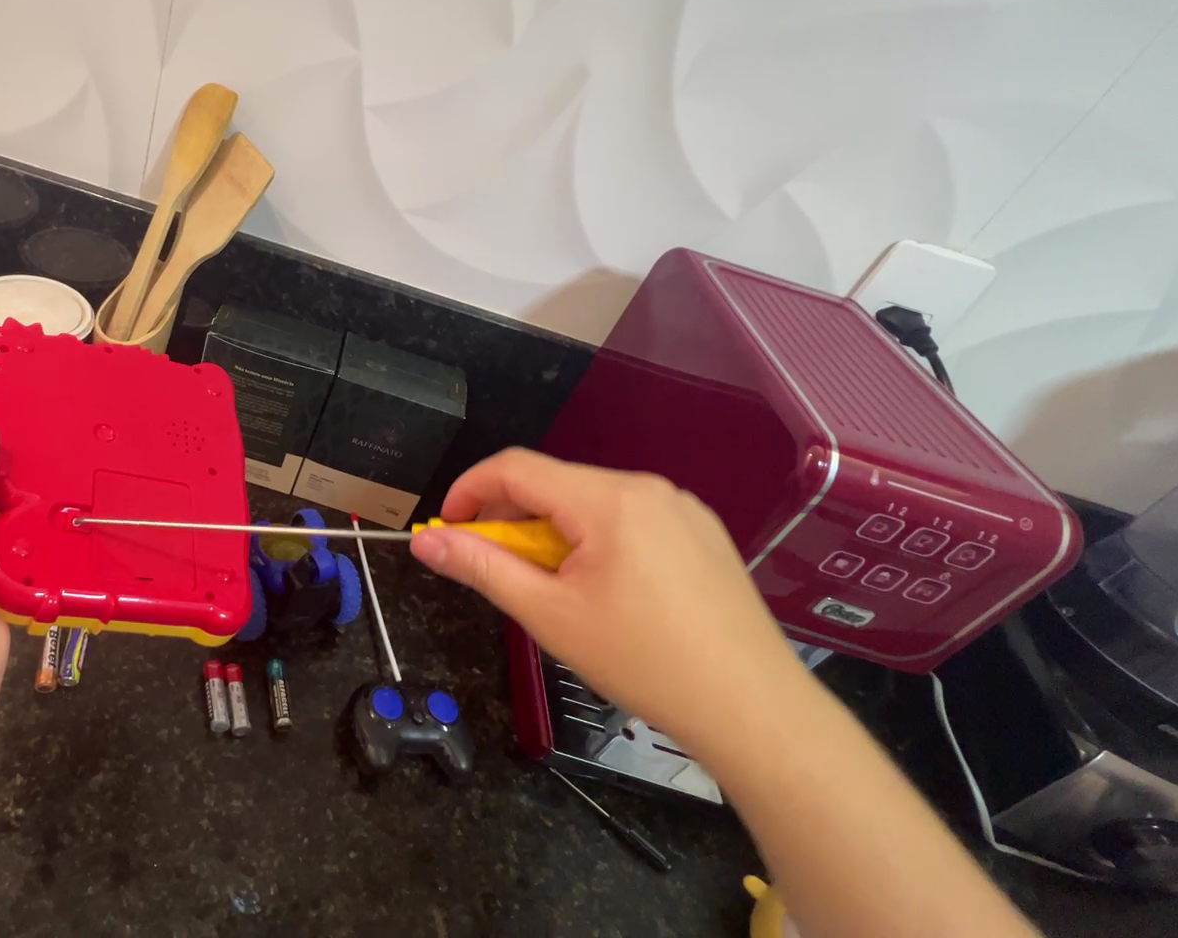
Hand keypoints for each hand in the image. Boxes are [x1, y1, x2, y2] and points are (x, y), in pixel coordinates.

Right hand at [410, 448, 804, 752]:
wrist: (753, 709)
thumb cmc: (643, 662)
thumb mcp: (548, 615)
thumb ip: (481, 568)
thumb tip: (424, 541)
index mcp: (609, 500)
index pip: (516, 467)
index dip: (469, 490)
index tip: (447, 529)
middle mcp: (647, 488)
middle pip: (554, 482)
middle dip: (511, 517)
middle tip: (495, 567)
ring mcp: (681, 507)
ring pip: (589, 501)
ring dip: (551, 530)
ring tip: (550, 585)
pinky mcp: (701, 531)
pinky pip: (627, 517)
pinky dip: (592, 538)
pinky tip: (601, 588)